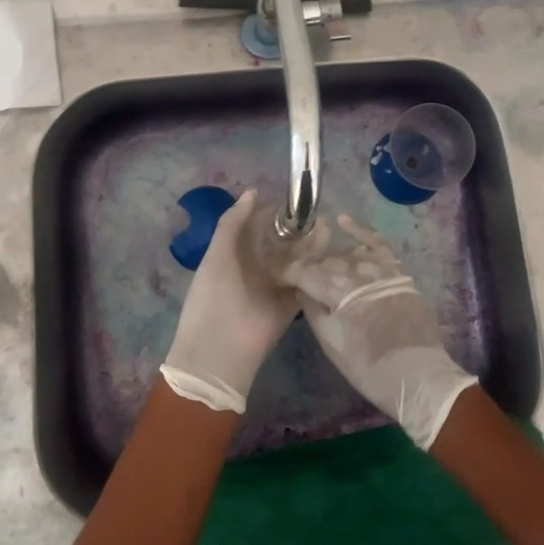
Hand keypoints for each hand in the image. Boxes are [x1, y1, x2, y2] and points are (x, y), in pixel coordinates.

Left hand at [160, 190, 307, 413]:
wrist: (219, 352)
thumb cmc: (212, 299)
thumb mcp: (217, 256)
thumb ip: (233, 224)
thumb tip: (253, 192)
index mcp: (234, 254)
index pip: (258, 226)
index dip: (273, 211)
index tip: (294, 197)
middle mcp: (256, 267)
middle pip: (280, 241)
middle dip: (295, 227)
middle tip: (316, 210)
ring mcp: (274, 285)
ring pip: (296, 259)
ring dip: (309, 243)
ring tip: (327, 225)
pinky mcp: (291, 303)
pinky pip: (306, 281)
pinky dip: (317, 267)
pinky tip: (331, 251)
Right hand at [281, 214, 476, 449]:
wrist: (415, 373)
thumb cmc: (367, 366)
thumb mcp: (331, 343)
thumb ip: (314, 311)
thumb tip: (301, 290)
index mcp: (337, 291)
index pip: (304, 273)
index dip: (288, 272)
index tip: (277, 273)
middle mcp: (357, 272)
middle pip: (325, 261)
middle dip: (308, 265)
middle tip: (295, 271)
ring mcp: (379, 268)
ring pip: (347, 253)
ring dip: (329, 255)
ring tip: (316, 258)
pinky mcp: (396, 271)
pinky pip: (377, 243)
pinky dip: (361, 230)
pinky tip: (344, 221)